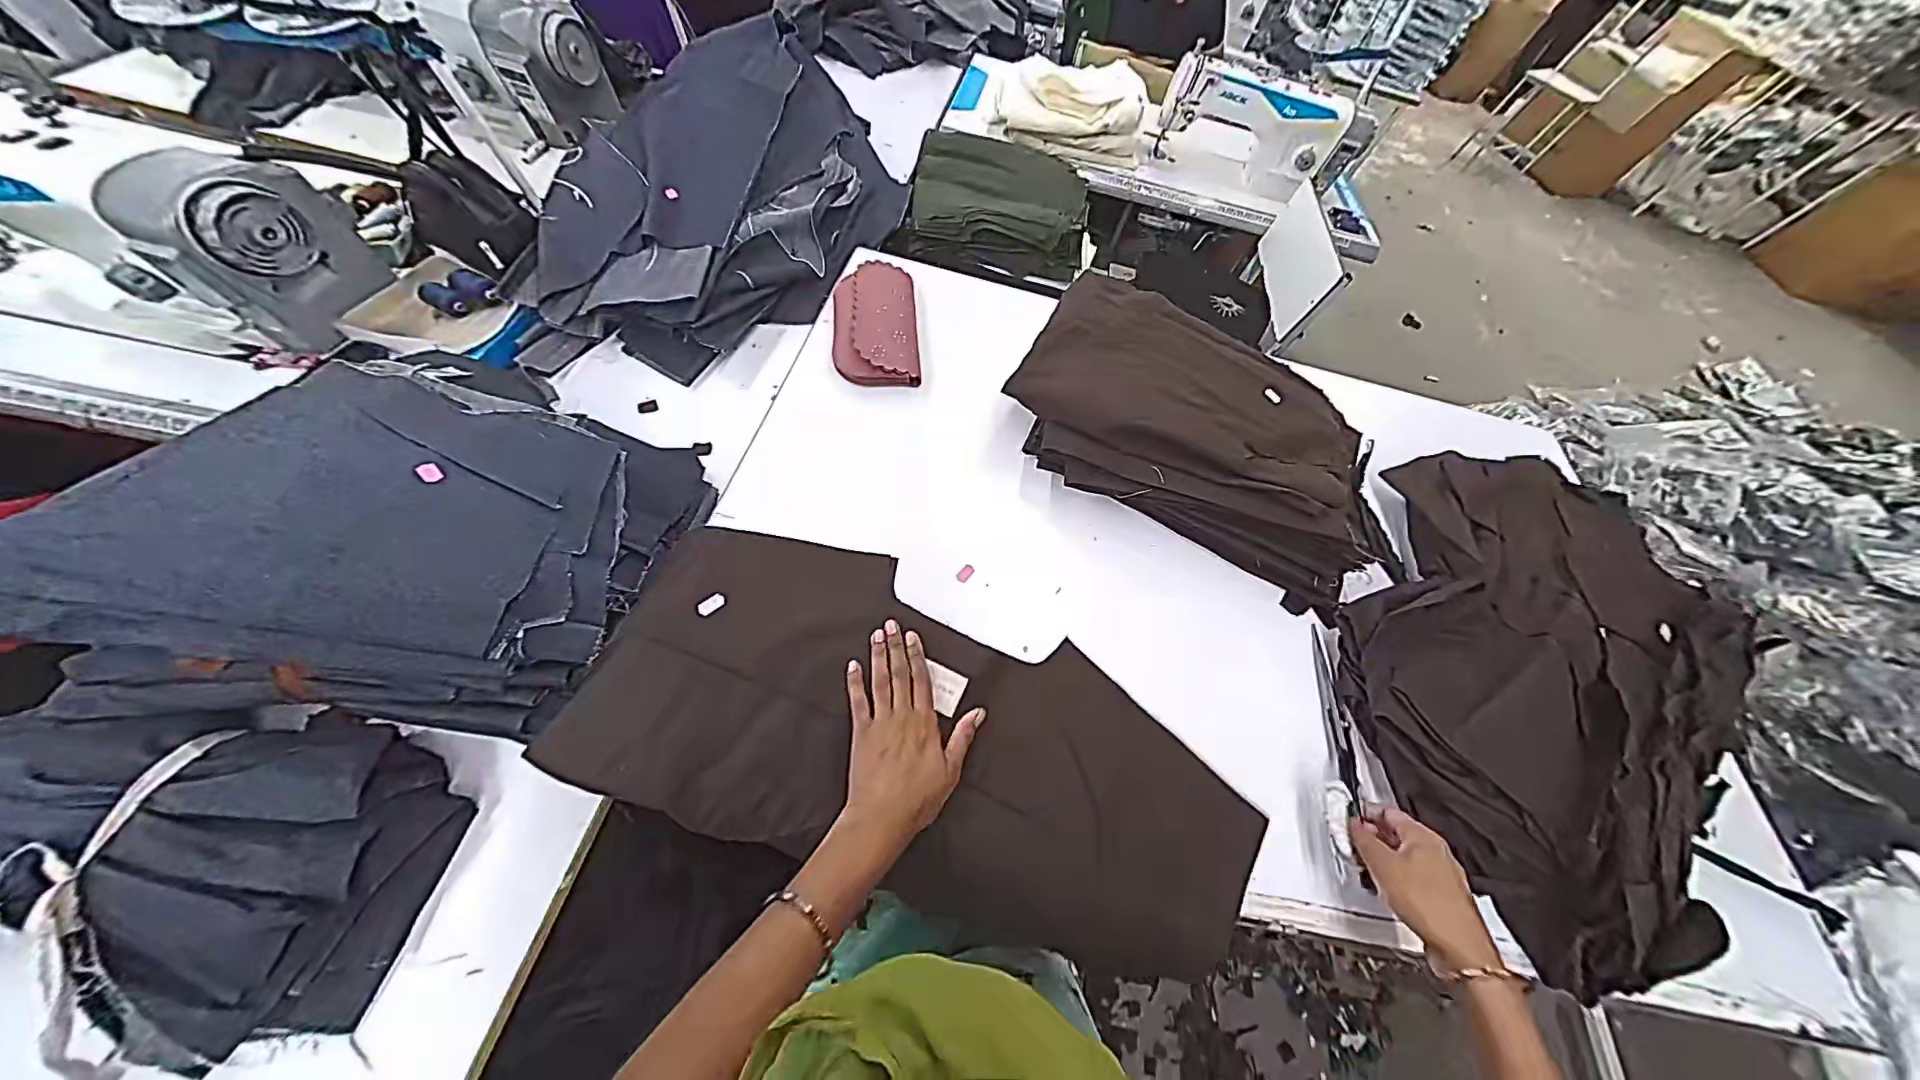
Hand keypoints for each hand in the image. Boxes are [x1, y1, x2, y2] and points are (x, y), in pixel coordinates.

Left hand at [841, 620, 985, 846]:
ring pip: (879, 682)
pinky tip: (853, 667)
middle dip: (895, 647)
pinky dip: (855, 683)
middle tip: (892, 625)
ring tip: (876, 636)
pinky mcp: (861, 734)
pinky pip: (858, 702)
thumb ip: (962, 737)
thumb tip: (976, 714)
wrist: (881, 816)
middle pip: (899, 674)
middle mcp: (901, 718)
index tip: (913, 638)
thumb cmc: (916, 798)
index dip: (917, 656)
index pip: (922, 681)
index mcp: (924, 724)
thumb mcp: (950, 770)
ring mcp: (879, 723)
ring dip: (877, 657)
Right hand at [1350, 807, 1501, 973]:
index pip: (1389, 812)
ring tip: (1370, 870)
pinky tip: (1389, 891)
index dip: (1366, 814)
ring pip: (1405, 857)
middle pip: (1397, 834)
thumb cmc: (1430, 905)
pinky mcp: (1442, 895)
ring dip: (1384, 860)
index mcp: (1425, 837)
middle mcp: (1438, 852)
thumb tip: (1355, 826)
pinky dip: (1397, 878)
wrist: (1458, 946)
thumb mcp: (1382, 865)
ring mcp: (1442, 874)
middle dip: (1374, 839)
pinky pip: (1413, 877)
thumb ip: (1364, 840)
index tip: (1351, 820)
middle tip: (1356, 846)